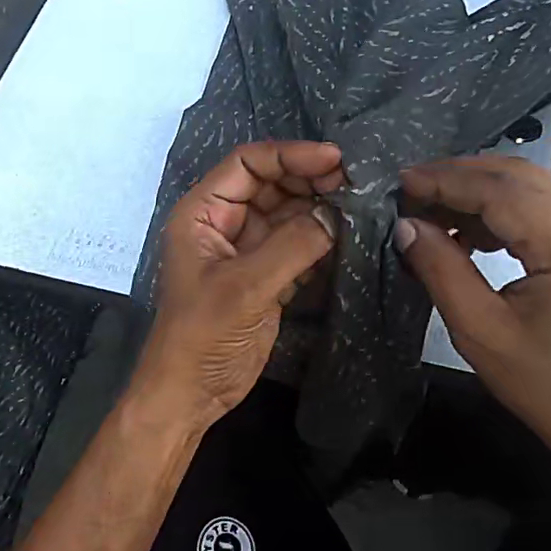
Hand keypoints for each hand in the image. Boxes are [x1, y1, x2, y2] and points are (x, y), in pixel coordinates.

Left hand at [136, 141, 344, 429]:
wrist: (191, 394)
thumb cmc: (203, 336)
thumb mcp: (245, 287)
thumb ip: (293, 246)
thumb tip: (337, 215)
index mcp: (203, 214)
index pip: (248, 164)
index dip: (290, 155)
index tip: (335, 160)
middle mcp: (225, 225)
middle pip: (272, 186)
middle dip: (310, 181)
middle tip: (355, 185)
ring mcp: (247, 253)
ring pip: (288, 217)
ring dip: (320, 211)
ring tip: (359, 208)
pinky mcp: (266, 279)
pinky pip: (297, 248)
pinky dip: (321, 242)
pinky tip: (348, 239)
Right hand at [396, 156, 550, 465]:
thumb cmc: (546, 387)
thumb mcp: (480, 331)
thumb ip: (441, 269)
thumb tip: (406, 226)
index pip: (503, 191)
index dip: (447, 181)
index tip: (403, 181)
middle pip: (522, 178)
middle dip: (461, 179)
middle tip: (412, 192)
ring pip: (535, 189)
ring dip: (482, 194)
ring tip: (434, 213)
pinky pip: (549, 211)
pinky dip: (507, 213)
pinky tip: (472, 232)